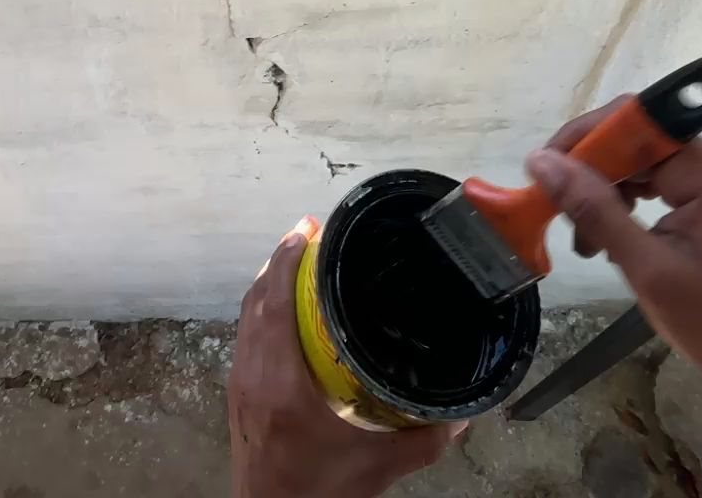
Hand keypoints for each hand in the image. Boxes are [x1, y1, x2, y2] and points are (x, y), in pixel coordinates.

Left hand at [228, 217, 464, 497]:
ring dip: (269, 278)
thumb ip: (423, 439)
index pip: (275, 305)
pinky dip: (260, 303)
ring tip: (296, 254)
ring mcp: (239, 380)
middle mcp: (253, 373)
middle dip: (281, 257)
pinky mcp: (236, 388)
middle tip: (309, 230)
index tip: (307, 230)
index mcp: (282, 385)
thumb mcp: (376, 468)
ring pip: (246, 312)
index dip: (288, 261)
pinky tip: (281, 300)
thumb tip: (465, 412)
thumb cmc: (320, 492)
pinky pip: (244, 330)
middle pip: (257, 298)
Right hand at [524, 103, 701, 414]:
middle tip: (564, 219)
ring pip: (644, 161)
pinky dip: (633, 202)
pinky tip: (616, 235)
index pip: (630, 127)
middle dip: (593, 175)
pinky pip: (664, 179)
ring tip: (588, 241)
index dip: (581, 144)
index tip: (543, 176)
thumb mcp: (648, 268)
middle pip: (635, 141)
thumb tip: (539, 160)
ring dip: (608, 193)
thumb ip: (594, 208)